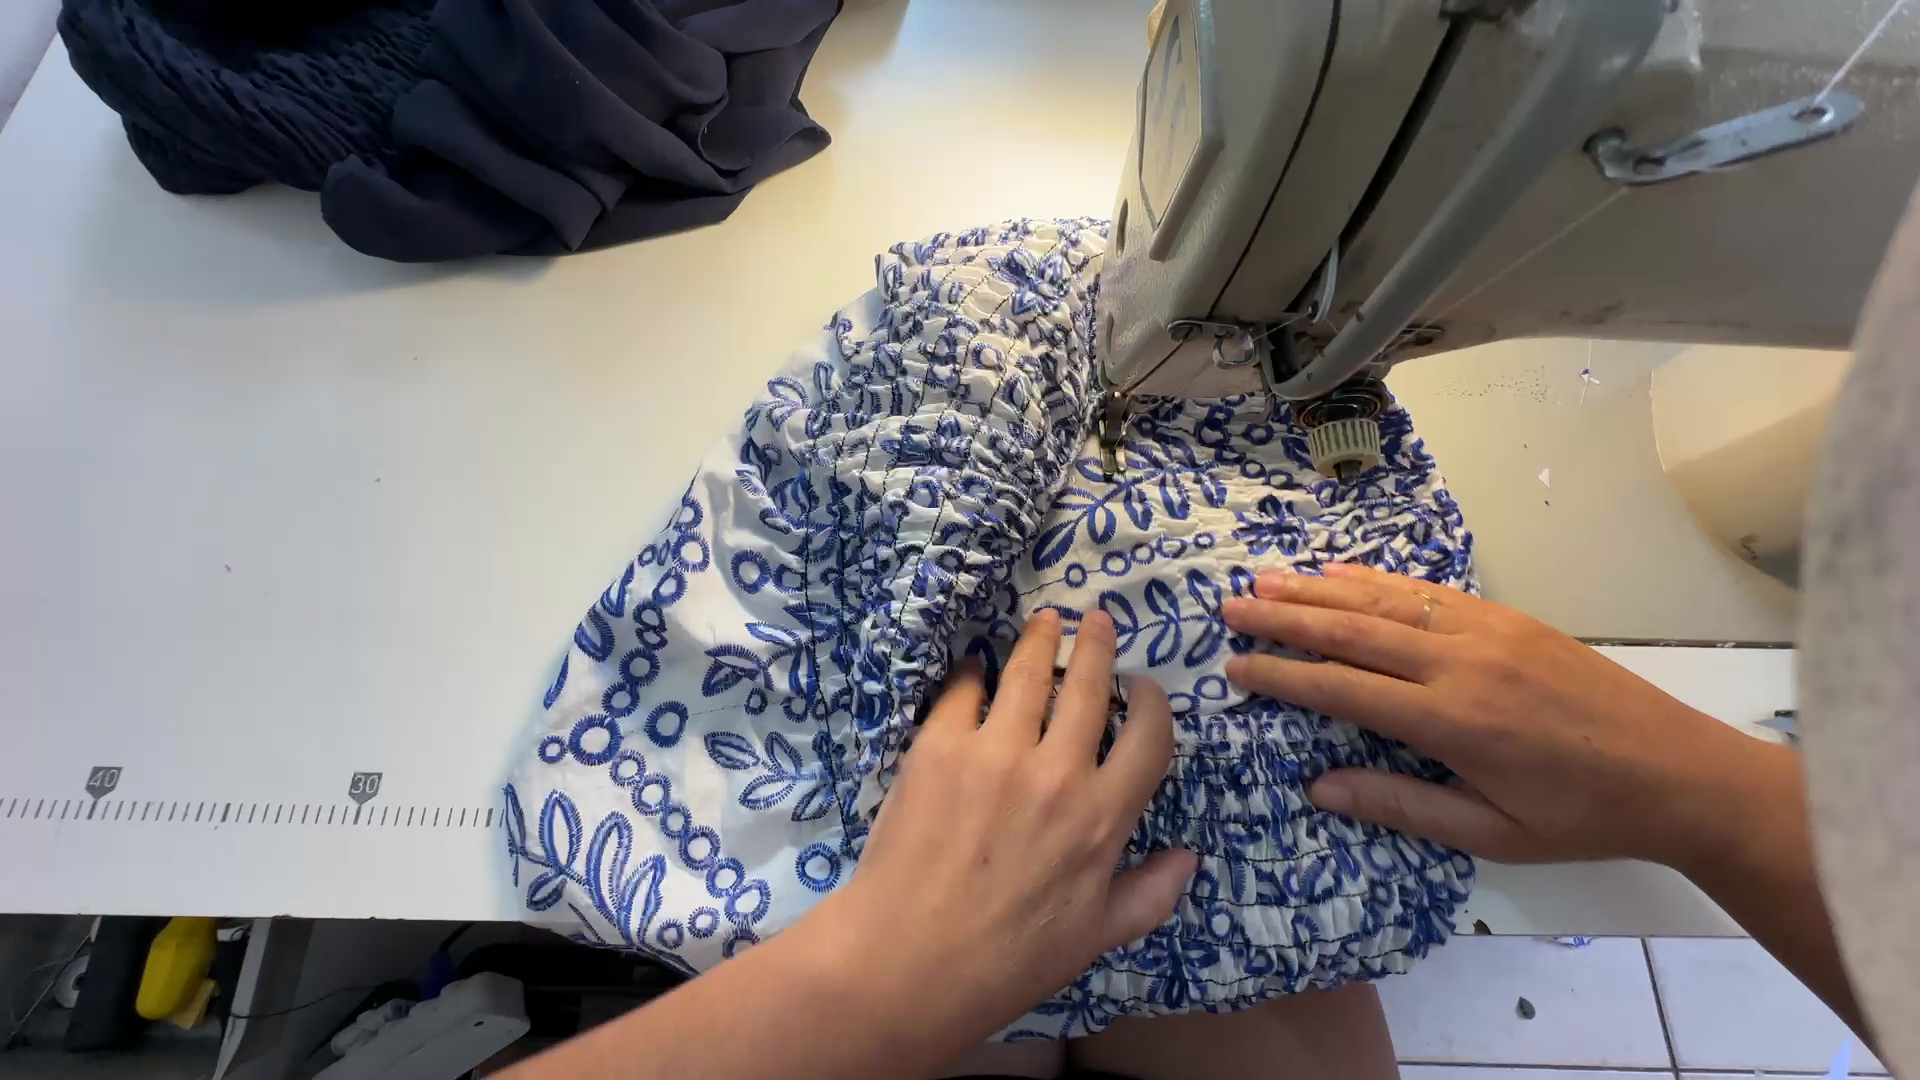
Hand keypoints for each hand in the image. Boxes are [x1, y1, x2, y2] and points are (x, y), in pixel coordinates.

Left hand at [824, 609, 1195, 1034]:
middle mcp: (1056, 773)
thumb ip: (1149, 894)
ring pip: (1029, 673)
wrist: (910, 960)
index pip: (1148, 735)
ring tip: (1045, 619)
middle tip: (1096, 620)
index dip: (1151, 702)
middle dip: (1097, 644)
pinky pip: (962, 690)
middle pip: (1089, 686)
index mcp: (1102, 817)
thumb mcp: (1096, 936)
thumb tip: (1189, 855)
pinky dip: (972, 671)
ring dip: (1041, 638)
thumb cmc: (1010, 957)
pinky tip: (974, 665)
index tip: (1141, 688)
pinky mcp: (939, 746)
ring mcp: (995, 753)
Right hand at [1220, 564, 1792, 871]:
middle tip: (1229, 607)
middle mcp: (1457, 662)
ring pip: (1379, 599)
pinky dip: (1370, 577)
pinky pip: (1421, 588)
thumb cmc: (1580, 815)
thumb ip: (1400, 806)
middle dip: (1282, 618)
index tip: (1235, 667)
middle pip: (1349, 630)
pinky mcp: (1502, 615)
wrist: (1686, 774)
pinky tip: (1334, 570)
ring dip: (1314, 589)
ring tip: (1263, 579)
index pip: (1342, 689)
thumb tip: (1318, 787)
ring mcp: (1481, 629)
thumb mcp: (1492, 835)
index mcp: (1452, 721)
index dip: (1283, 677)